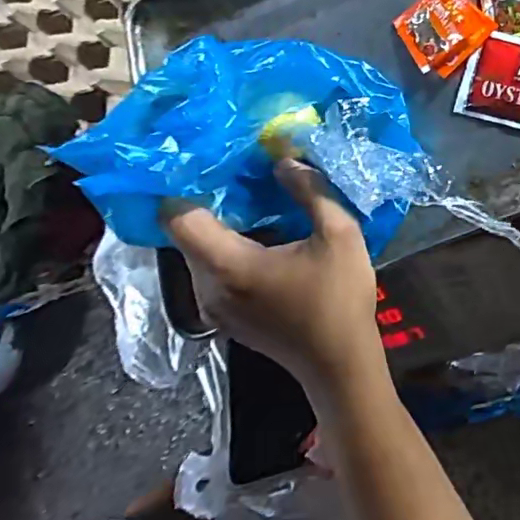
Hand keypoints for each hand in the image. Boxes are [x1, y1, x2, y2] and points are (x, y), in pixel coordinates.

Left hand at [163, 162, 380, 393]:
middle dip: (209, 199)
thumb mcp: (340, 234)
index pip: (179, 218)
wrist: (340, 362)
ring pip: (200, 252)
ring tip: (254, 197)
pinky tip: (263, 234)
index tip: (209, 158)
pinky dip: (228, 246)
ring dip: (221, 224)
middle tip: (240, 168)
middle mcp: (207, 287)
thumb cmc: (340, 297)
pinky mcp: (225, 317)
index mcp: (229, 265)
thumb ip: (311, 192)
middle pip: (188, 233)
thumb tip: (284, 160)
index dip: (186, 184)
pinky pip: (213, 269)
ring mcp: (212, 307)